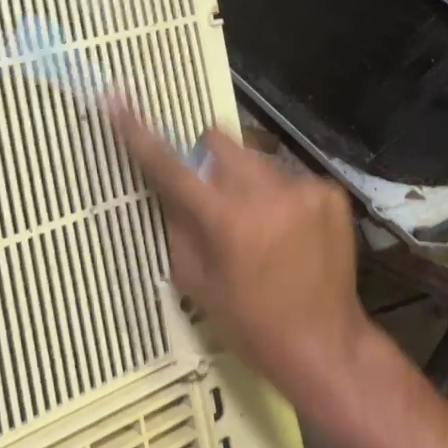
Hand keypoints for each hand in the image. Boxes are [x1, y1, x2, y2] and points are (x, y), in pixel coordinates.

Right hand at [105, 97, 379, 397]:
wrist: (326, 346)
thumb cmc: (250, 322)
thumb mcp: (196, 281)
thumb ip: (177, 224)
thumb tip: (168, 185)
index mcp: (225, 219)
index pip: (170, 165)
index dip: (139, 132)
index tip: (118, 100)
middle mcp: (264, 192)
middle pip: (218, 141)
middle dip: (208, 159)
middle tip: (212, 195)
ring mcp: (302, 188)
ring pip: (255, 158)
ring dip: (246, 180)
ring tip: (259, 225)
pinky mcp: (329, 192)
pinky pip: (288, 176)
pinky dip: (280, 196)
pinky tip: (289, 232)